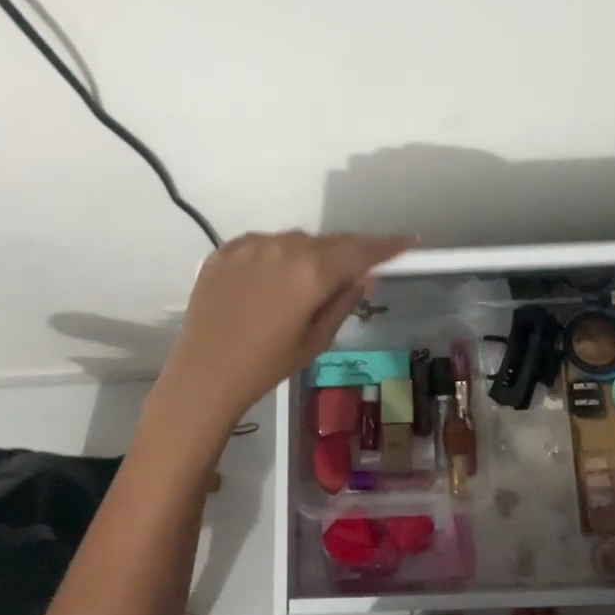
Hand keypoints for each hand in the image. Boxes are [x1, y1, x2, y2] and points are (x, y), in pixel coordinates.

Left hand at [151, 231, 415, 436]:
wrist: (205, 373)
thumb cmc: (267, 365)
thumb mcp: (316, 340)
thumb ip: (343, 301)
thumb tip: (363, 275)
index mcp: (313, 272)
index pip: (361, 251)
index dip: (388, 245)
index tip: (409, 240)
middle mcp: (284, 248)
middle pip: (329, 242)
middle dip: (347, 252)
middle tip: (358, 268)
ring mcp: (252, 245)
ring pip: (295, 241)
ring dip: (308, 255)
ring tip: (304, 285)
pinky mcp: (226, 249)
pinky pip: (263, 244)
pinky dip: (275, 256)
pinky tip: (270, 283)